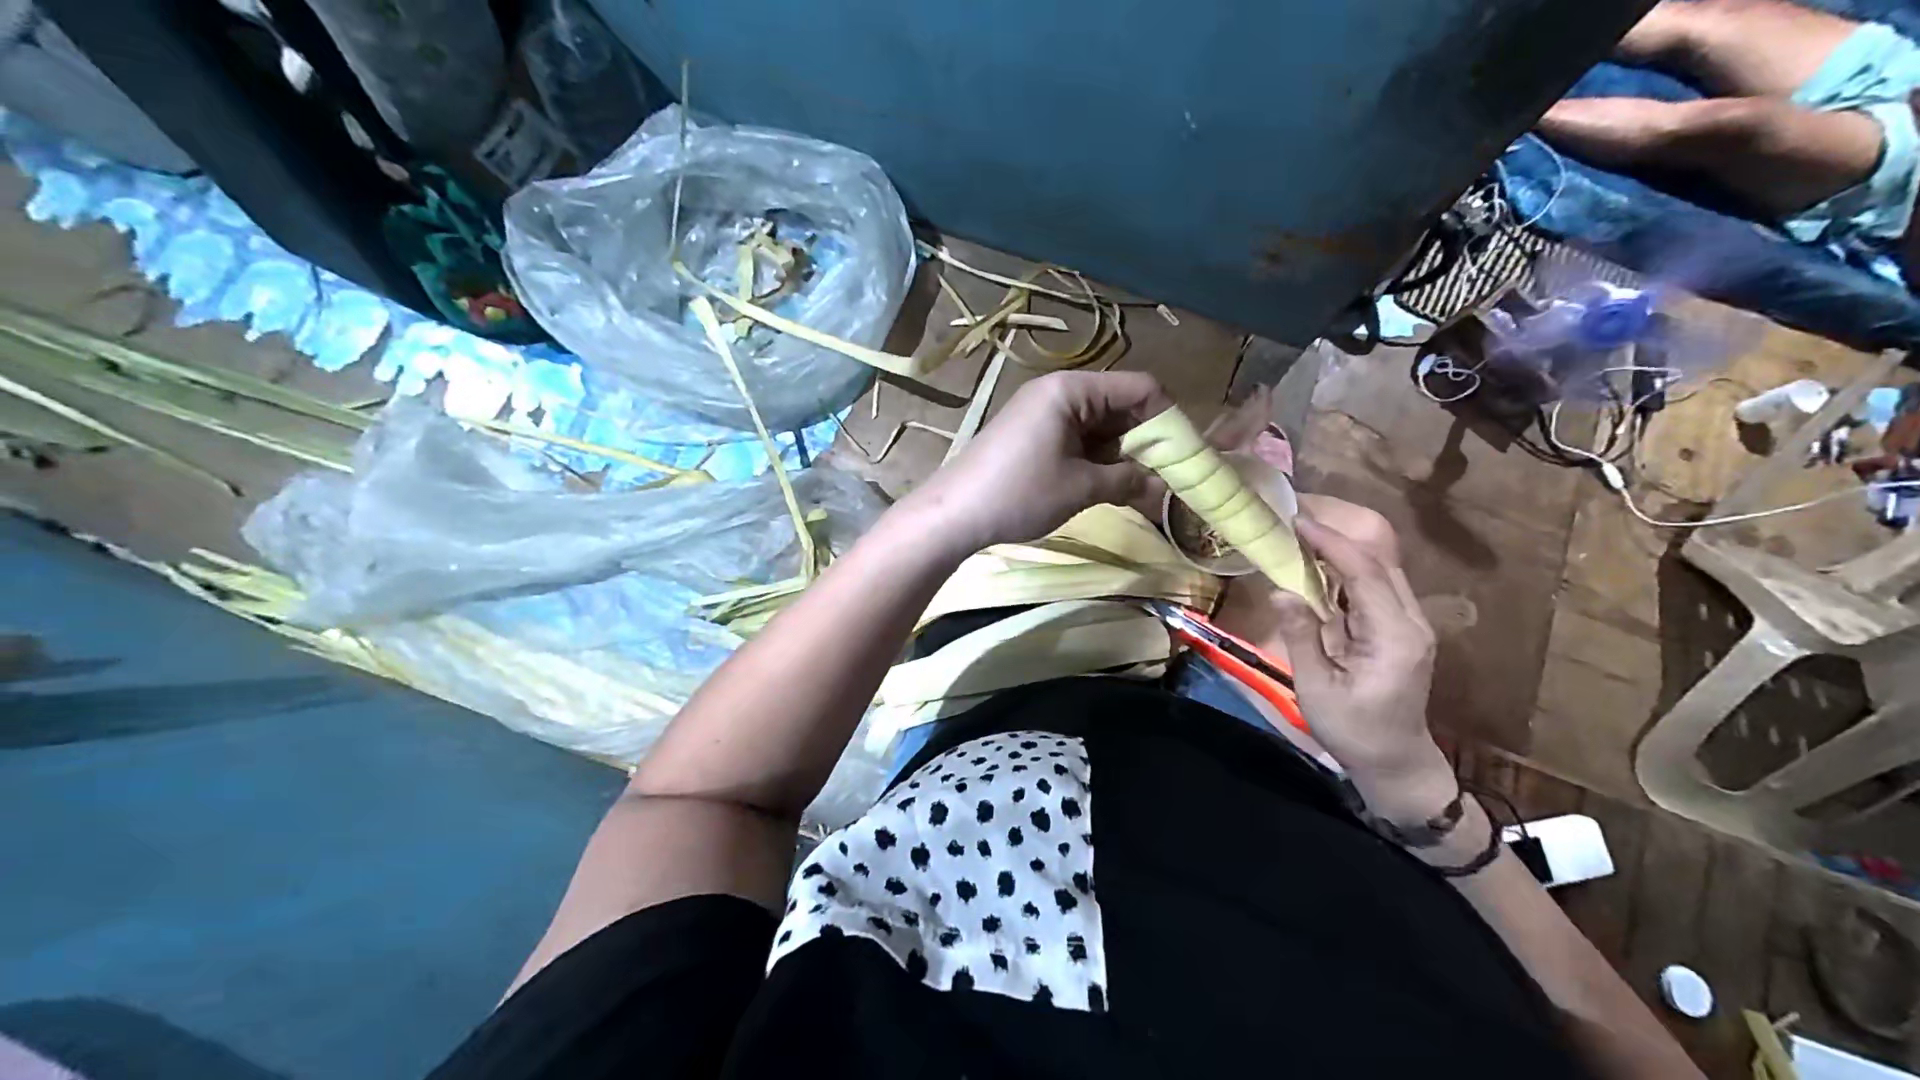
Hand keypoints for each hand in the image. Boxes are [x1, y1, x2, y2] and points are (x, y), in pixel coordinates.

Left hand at [900, 371, 1172, 553]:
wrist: (953, 514)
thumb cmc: (1020, 493)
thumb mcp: (1081, 488)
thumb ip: (1128, 480)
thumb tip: (1162, 487)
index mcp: (1072, 389)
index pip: (1140, 387)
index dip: (1168, 418)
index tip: (1183, 456)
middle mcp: (1059, 391)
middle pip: (1120, 404)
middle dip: (1146, 439)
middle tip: (1166, 477)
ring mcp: (1042, 413)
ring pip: (1100, 424)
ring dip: (1122, 453)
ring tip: (1140, 487)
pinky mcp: (1032, 434)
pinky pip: (1078, 437)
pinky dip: (1097, 458)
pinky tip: (1107, 485)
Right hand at [1271, 517, 1455, 822]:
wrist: (1395, 761)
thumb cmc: (1353, 730)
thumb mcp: (1316, 688)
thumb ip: (1301, 636)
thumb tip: (1280, 589)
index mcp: (1395, 636)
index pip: (1365, 572)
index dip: (1331, 542)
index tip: (1296, 521)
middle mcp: (1412, 622)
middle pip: (1379, 561)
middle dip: (1338, 534)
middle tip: (1295, 518)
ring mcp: (1411, 624)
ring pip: (1381, 569)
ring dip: (1343, 547)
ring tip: (1302, 534)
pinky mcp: (1401, 628)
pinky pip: (1376, 585)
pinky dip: (1348, 567)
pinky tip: (1319, 563)